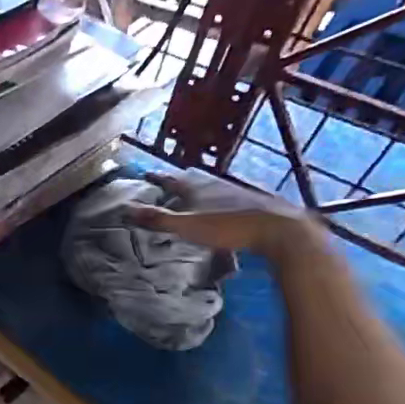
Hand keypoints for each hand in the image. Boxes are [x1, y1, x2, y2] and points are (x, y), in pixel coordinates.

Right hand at [126, 171, 319, 256]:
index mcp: (199, 189)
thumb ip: (158, 219)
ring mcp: (239, 194)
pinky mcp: (257, 205)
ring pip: (215, 189)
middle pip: (195, 182)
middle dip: (181, 183)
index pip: (172, 181)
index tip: (146, 173)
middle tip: (170, 185)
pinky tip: (226, 210)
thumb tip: (125, 210)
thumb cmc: (229, 227)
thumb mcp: (187, 226)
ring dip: (203, 192)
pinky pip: (232, 200)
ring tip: (196, 198)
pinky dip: (222, 203)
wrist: (280, 230)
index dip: (158, 178)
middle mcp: (218, 186)